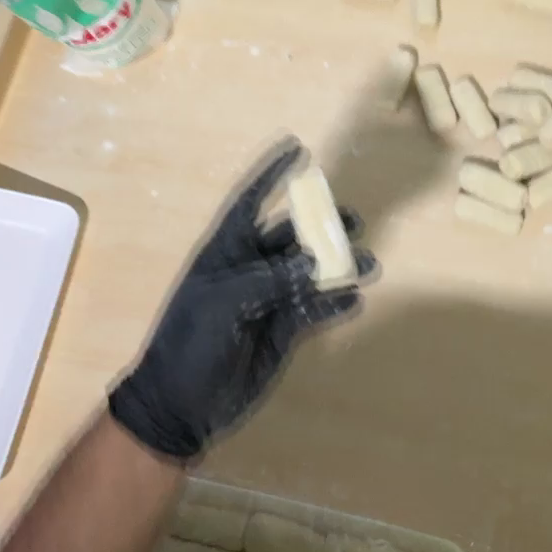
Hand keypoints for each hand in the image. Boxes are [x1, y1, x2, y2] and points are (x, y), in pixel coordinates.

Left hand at [108, 140, 373, 461]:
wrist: (180, 404)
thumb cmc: (191, 342)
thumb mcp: (223, 303)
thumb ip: (269, 278)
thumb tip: (312, 260)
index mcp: (227, 250)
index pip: (252, 200)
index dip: (273, 173)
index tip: (298, 147)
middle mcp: (251, 268)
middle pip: (293, 235)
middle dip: (323, 225)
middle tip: (355, 221)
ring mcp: (269, 300)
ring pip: (311, 273)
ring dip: (339, 266)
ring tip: (370, 265)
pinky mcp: (284, 332)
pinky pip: (315, 310)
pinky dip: (335, 304)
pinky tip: (355, 300)